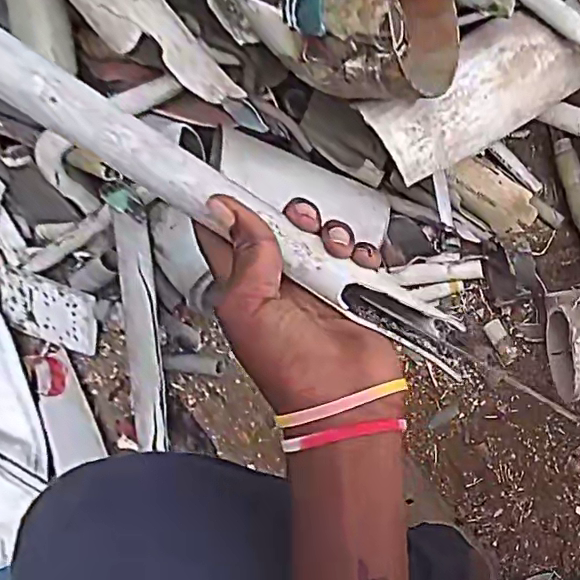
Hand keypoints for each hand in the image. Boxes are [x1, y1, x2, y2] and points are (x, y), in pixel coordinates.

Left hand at [194, 196, 401, 415]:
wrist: (346, 399)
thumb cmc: (293, 374)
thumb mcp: (248, 310)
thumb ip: (243, 258)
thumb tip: (230, 213)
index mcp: (248, 289)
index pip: (226, 237)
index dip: (222, 207)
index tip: (218, 181)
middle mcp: (284, 286)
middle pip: (280, 228)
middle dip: (289, 216)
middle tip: (295, 222)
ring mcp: (321, 289)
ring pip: (321, 237)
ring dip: (329, 234)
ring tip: (333, 250)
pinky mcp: (355, 294)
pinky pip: (359, 257)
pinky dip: (361, 254)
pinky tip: (356, 265)